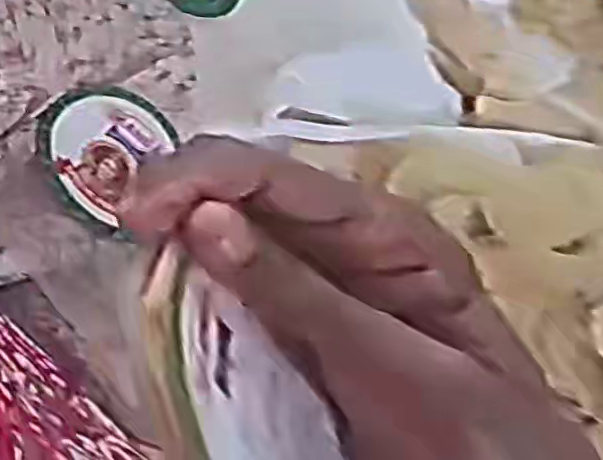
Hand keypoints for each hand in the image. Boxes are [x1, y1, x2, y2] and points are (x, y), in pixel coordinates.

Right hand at [121, 136, 596, 459]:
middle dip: (164, 189)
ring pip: (202, 208)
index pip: (261, 169)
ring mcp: (290, 257)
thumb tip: (199, 215)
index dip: (188, 176)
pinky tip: (144, 260)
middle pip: (221, 176)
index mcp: (375, 226)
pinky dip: (166, 254)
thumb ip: (304, 297)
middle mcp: (324, 227)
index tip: (136, 215)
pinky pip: (201, 255)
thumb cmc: (481, 445)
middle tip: (121, 226)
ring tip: (123, 240)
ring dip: (158, 217)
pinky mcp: (261, 291)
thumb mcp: (405, 376)